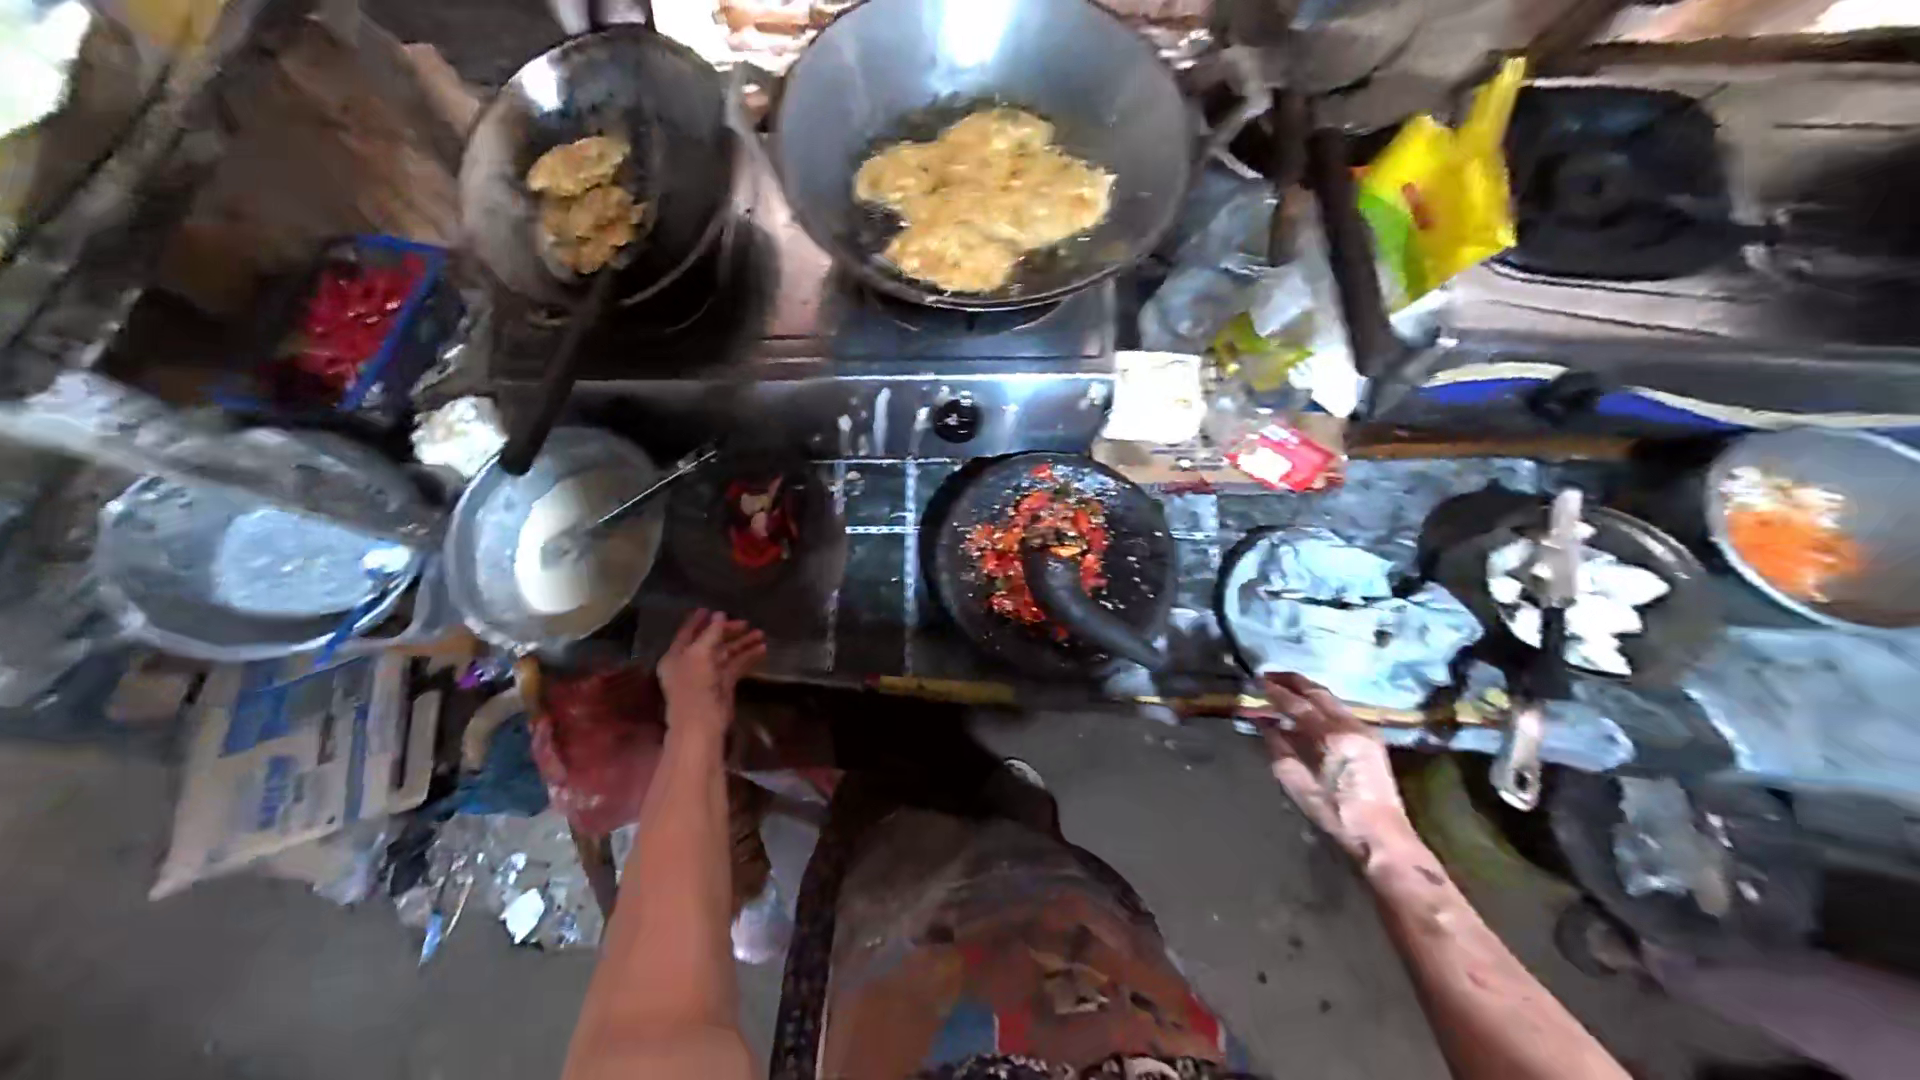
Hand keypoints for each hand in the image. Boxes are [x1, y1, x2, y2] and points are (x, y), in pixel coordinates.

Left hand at [656, 609, 766, 739]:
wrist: (701, 723)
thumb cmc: (694, 685)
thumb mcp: (699, 654)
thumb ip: (711, 633)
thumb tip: (720, 614)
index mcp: (676, 655)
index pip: (688, 632)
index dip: (700, 620)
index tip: (713, 608)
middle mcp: (691, 663)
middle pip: (711, 641)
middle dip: (728, 631)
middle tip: (746, 622)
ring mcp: (708, 674)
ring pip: (726, 653)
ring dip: (742, 643)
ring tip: (761, 633)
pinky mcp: (724, 684)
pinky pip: (736, 665)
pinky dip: (748, 657)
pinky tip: (762, 649)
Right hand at [1244, 673, 1412, 862]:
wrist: (1382, 837)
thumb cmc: (1336, 814)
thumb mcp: (1297, 783)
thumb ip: (1279, 748)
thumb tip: (1265, 724)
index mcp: (1333, 736)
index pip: (1298, 705)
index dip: (1276, 692)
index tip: (1257, 681)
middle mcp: (1352, 726)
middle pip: (1319, 693)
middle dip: (1293, 681)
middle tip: (1269, 675)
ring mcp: (1366, 731)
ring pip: (1332, 700)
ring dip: (1307, 690)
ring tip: (1286, 686)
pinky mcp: (1372, 740)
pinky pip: (1341, 711)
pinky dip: (1321, 704)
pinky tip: (1309, 708)